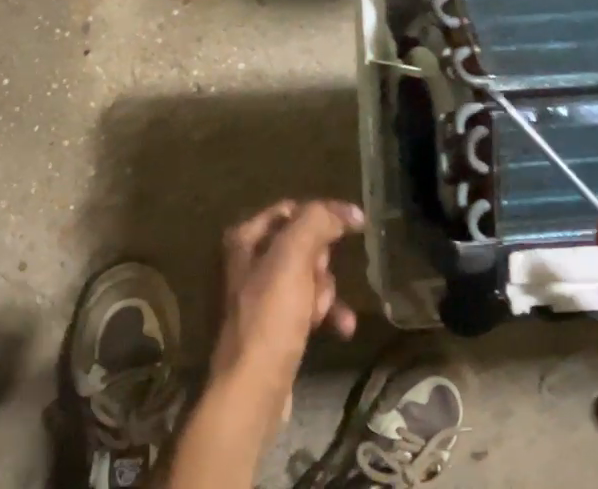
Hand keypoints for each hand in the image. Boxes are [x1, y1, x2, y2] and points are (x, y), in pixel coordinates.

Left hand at [210, 200, 365, 391]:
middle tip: (320, 281)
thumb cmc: (269, 317)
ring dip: (325, 293)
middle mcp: (247, 261)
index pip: (290, 210)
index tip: (353, 227)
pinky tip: (342, 328)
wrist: (253, 387)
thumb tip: (350, 211)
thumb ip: (317, 224)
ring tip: (323, 312)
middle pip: (302, 245)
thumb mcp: (292, 259)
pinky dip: (326, 314)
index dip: (322, 216)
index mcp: (244, 239)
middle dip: (322, 265)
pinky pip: (307, 307)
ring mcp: (259, 296)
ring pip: (309, 278)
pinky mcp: (273, 326)